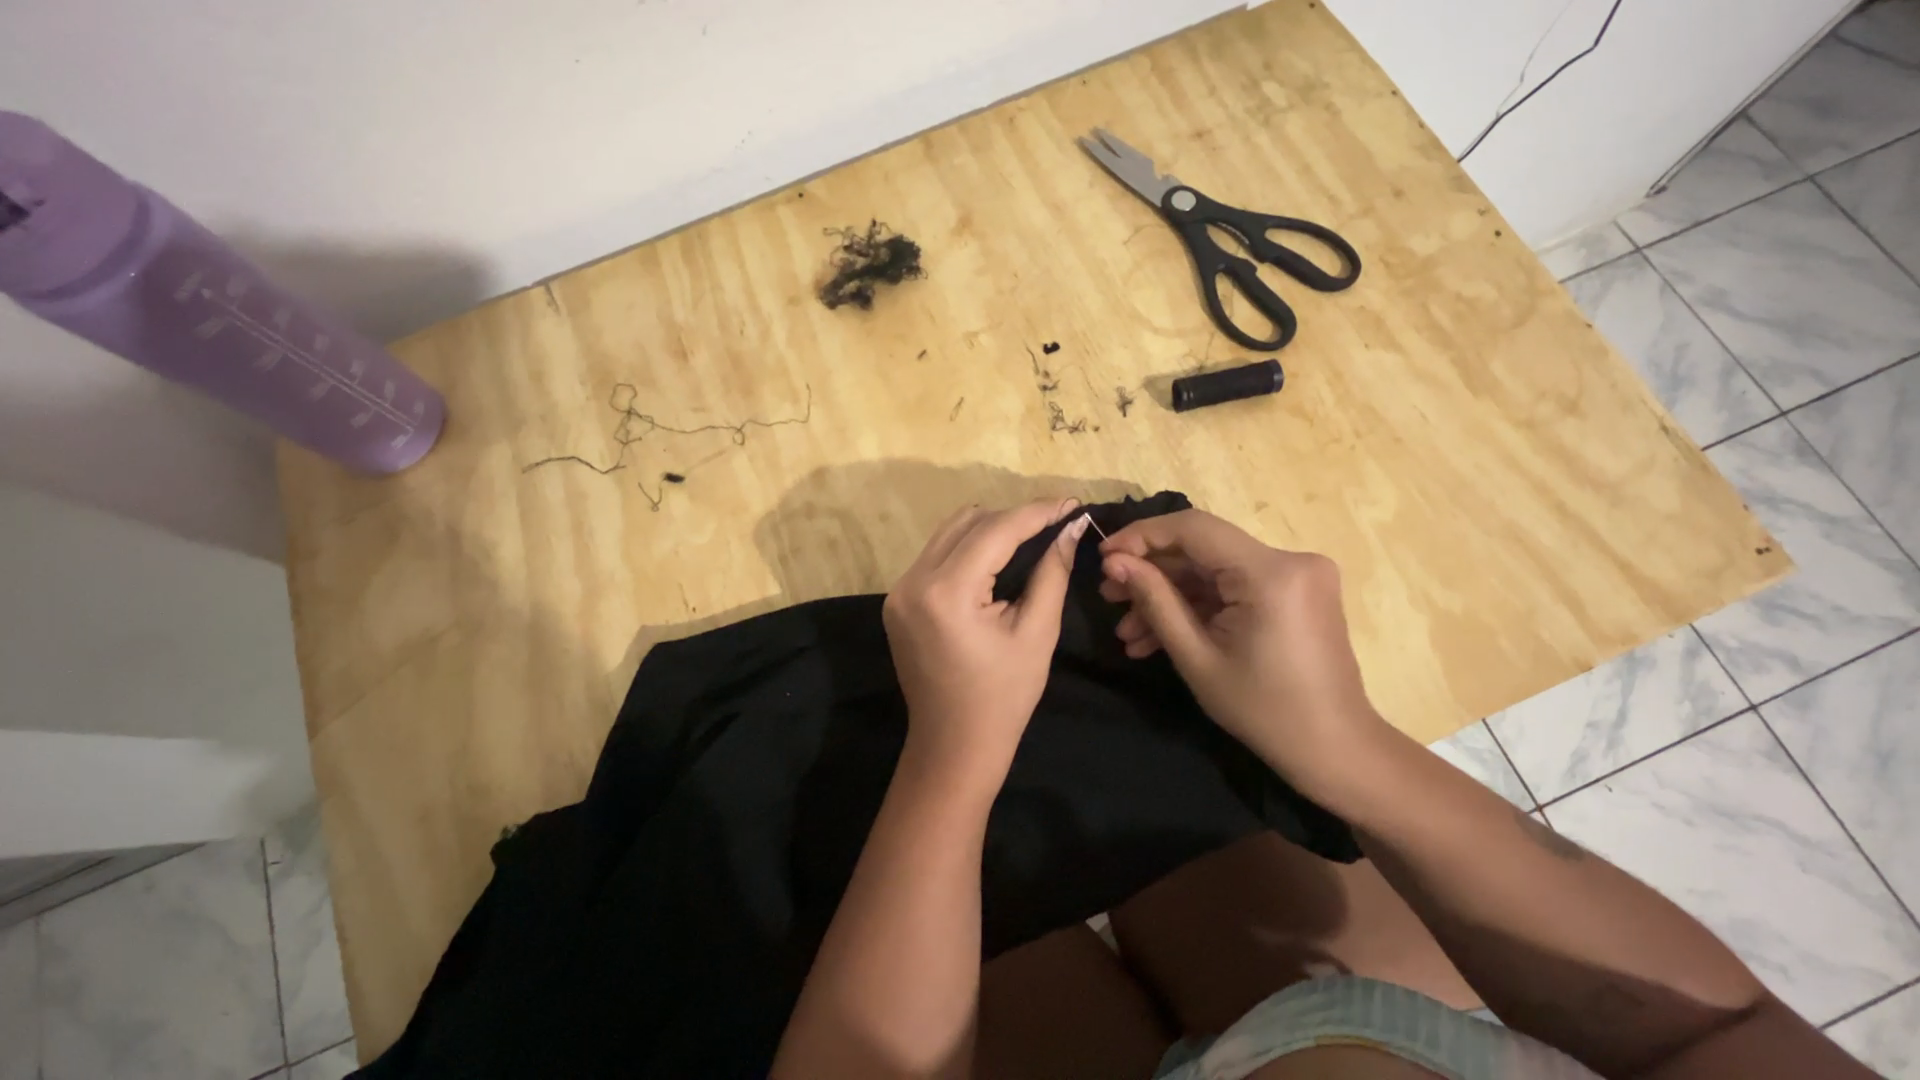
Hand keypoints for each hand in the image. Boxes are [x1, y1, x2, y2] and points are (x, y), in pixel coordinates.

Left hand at [884, 498, 1089, 787]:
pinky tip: (997, 562)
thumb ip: (1051, 573)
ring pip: (948, 534)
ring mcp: (899, 591)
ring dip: (989, 530)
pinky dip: (967, 550)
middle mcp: (913, 581)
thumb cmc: (1003, 698)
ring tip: (1030, 539)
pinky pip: (935, 557)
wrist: (953, 746)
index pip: (995, 530)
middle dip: (1013, 518)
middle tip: (1055, 525)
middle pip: (968, 522)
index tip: (1071, 504)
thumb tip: (1069, 529)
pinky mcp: (897, 601)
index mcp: (947, 592)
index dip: (1036, 513)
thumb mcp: (1036, 633)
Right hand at [1097, 510, 1385, 777]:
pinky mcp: (1295, 591)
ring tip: (1127, 632)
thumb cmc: (1262, 710)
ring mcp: (1297, 575)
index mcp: (1270, 573)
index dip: (1142, 536)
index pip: (1194, 528)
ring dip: (1170, 597)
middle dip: (1152, 573)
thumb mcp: (1196, 657)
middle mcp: (1291, 560)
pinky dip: (1199, 607)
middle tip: (1109, 597)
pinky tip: (1159, 636)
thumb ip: (1155, 601)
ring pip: (1214, 571)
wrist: (1332, 747)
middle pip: (1203, 549)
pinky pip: (1234, 588)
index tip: (1103, 556)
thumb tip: (1114, 562)